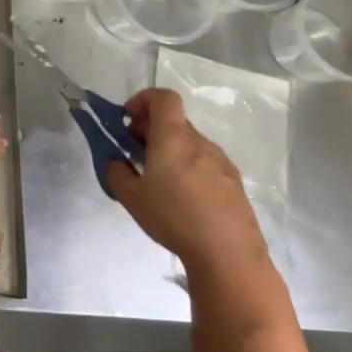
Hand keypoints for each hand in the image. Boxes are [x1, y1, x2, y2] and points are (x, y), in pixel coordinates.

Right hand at [108, 89, 268, 281]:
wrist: (228, 254)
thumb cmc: (174, 218)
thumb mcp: (130, 197)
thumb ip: (116, 172)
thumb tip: (117, 161)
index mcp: (174, 139)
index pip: (164, 98)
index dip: (143, 99)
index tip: (128, 118)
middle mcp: (200, 143)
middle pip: (174, 122)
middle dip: (150, 129)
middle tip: (134, 152)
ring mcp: (222, 163)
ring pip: (190, 143)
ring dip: (170, 149)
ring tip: (158, 179)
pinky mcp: (234, 183)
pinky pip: (205, 163)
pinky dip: (189, 167)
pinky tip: (183, 197)